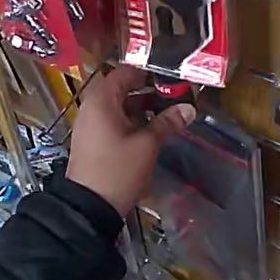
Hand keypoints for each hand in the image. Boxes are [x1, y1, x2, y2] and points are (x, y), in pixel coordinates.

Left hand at [65, 65, 194, 213]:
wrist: (89, 207)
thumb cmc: (118, 169)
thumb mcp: (146, 145)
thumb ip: (167, 122)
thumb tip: (189, 108)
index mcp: (101, 100)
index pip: (125, 72)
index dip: (149, 72)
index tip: (172, 76)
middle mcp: (92, 106)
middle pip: (121, 87)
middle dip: (148, 90)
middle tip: (175, 94)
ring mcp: (89, 123)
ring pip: (118, 105)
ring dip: (141, 106)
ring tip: (168, 111)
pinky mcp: (91, 139)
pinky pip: (112, 119)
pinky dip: (130, 119)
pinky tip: (151, 128)